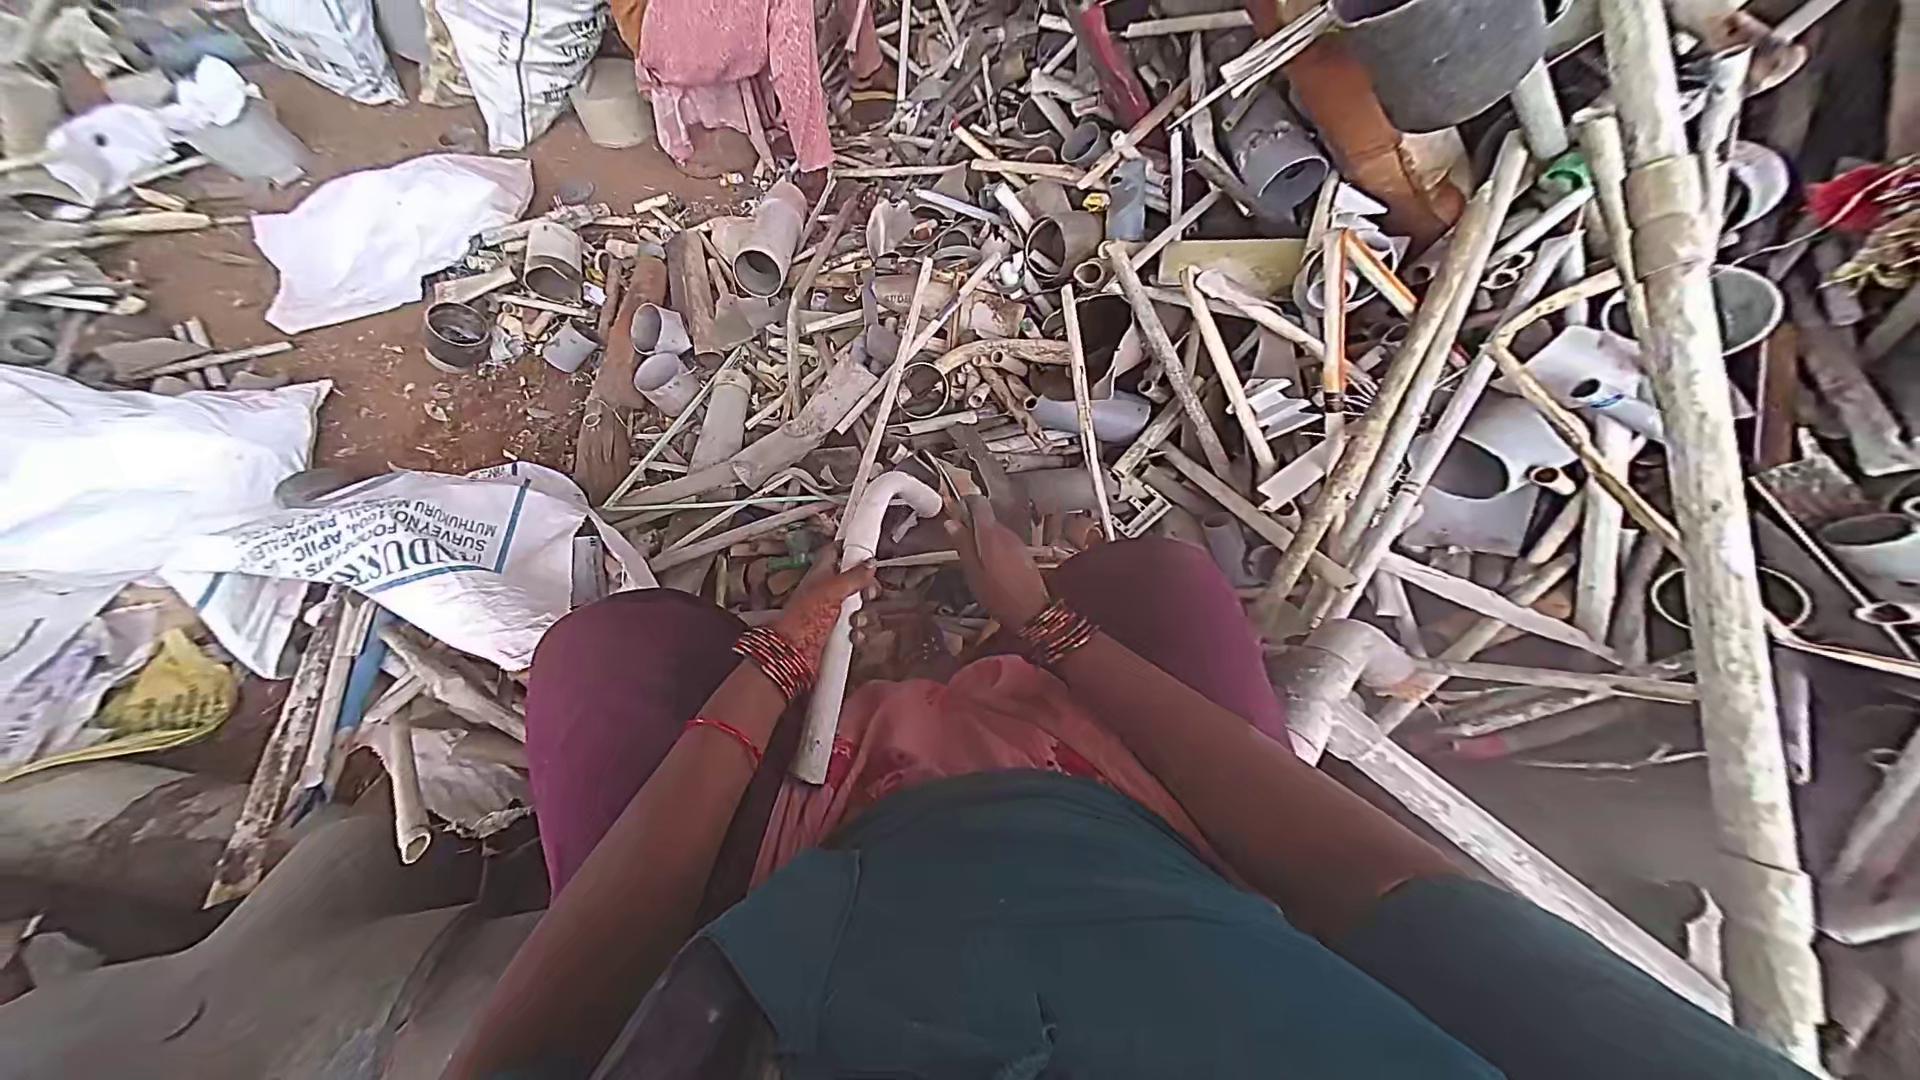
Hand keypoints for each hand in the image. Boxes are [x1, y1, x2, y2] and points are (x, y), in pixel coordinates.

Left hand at [770, 543, 875, 666]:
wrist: (792, 651)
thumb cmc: (803, 616)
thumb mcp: (832, 588)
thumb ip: (855, 575)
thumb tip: (871, 563)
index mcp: (822, 573)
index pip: (836, 552)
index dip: (850, 548)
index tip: (866, 551)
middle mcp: (828, 592)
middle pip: (856, 581)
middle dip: (867, 588)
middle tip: (868, 593)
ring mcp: (833, 613)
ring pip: (860, 607)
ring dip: (864, 614)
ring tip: (855, 619)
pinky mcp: (837, 634)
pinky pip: (858, 629)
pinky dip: (859, 633)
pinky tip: (853, 635)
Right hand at [946, 495, 1048, 626]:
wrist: (1030, 612)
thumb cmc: (996, 595)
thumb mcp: (973, 572)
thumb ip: (963, 545)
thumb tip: (951, 522)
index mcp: (991, 534)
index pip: (979, 504)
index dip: (966, 504)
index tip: (956, 513)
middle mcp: (1006, 533)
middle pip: (987, 518)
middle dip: (973, 526)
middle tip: (960, 543)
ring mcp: (1018, 542)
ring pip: (996, 530)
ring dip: (984, 538)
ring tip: (975, 559)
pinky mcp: (1024, 552)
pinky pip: (1006, 541)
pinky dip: (996, 547)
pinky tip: (991, 566)